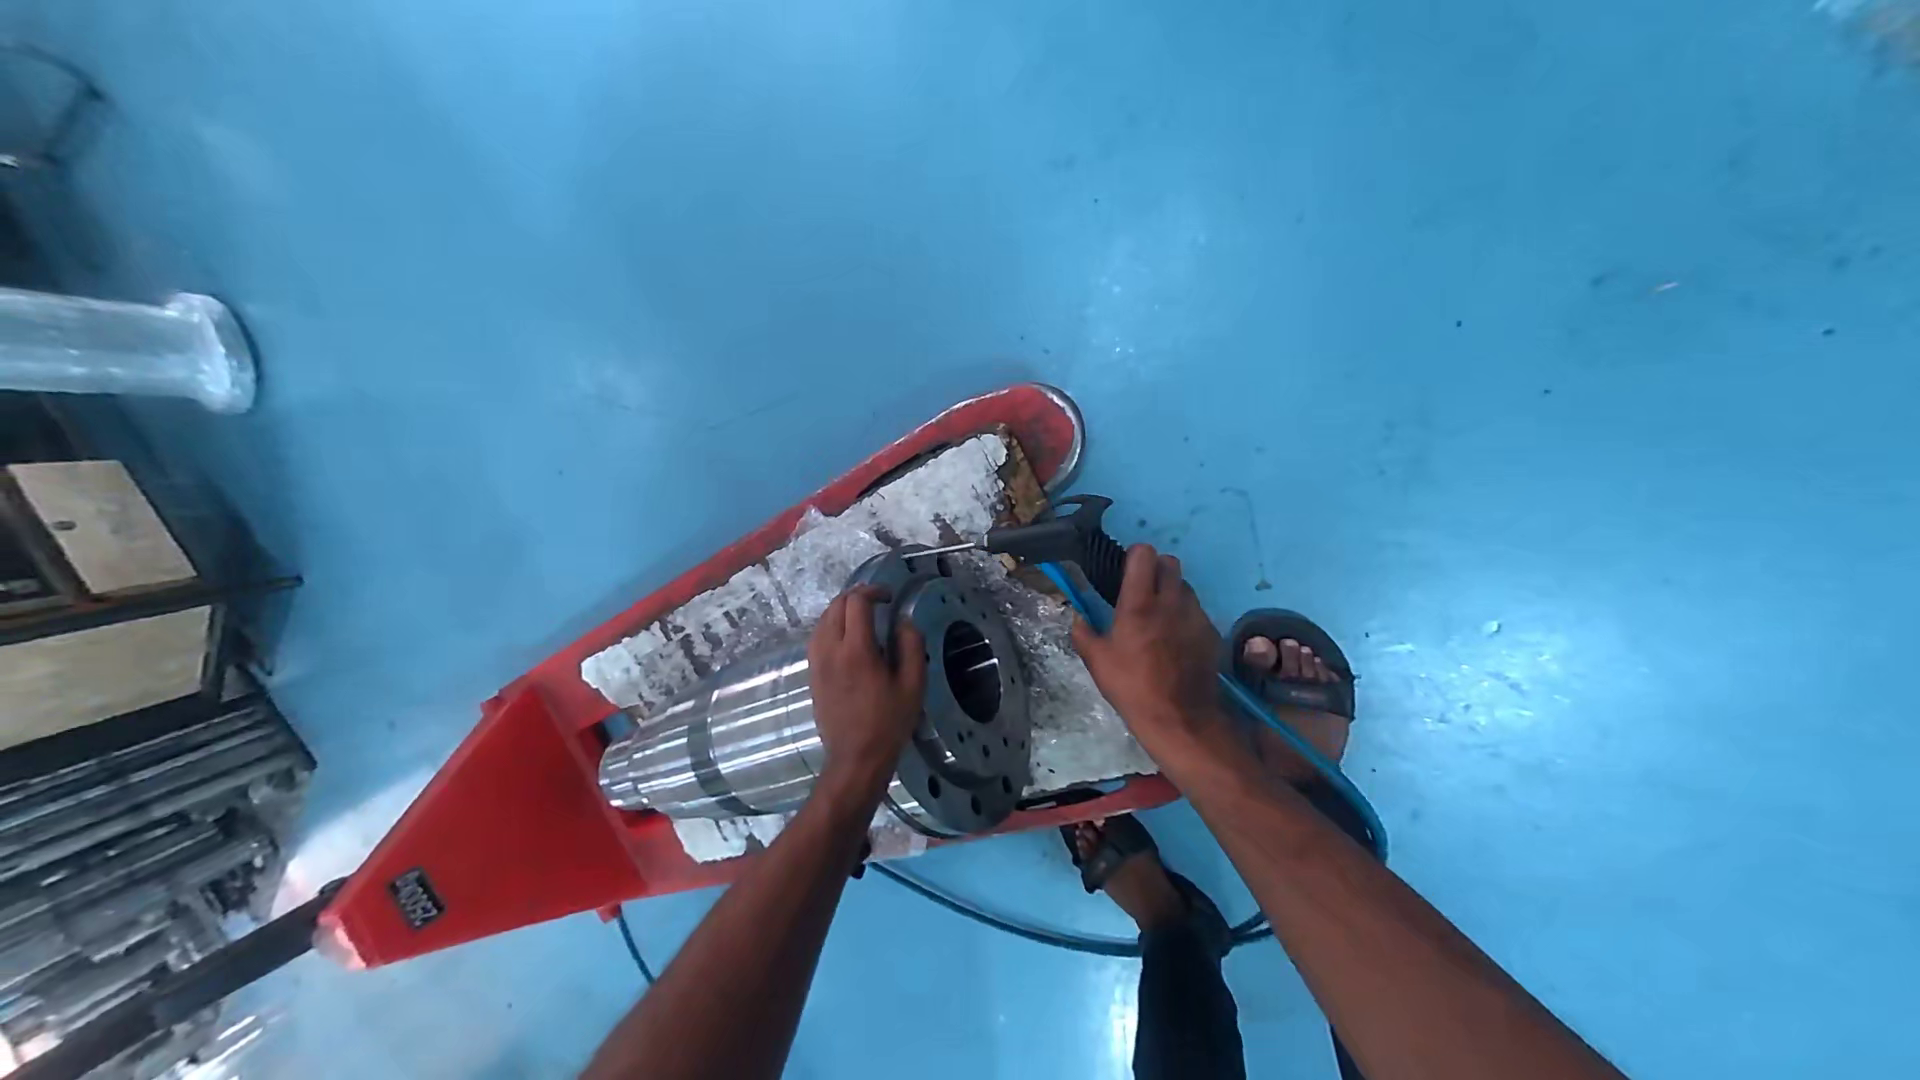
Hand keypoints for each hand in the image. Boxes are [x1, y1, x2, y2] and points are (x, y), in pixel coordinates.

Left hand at [808, 585, 927, 798]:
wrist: (856, 758)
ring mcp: (817, 662)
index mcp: (857, 650)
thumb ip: (911, 646)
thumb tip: (904, 621)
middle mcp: (831, 650)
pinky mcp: (812, 674)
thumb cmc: (889, 723)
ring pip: (822, 619)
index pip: (857, 603)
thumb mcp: (913, 685)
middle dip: (857, 597)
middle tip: (877, 603)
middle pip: (836, 606)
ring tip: (862, 617)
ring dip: (842, 610)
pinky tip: (847, 637)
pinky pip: (817, 637)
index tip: (889, 598)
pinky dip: (831, 625)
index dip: (873, 591)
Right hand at [1071, 544, 1236, 760]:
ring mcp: (1196, 615)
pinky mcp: (1211, 632)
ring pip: (1185, 585)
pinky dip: (1185, 614)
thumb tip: (1078, 618)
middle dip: (1155, 568)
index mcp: (1139, 604)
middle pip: (1169, 562)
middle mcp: (1171, 601)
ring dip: (1171, 591)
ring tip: (1158, 616)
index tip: (1125, 571)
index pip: (1144, 554)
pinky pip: (1196, 610)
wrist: (1181, 718)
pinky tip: (1175, 639)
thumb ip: (1083, 633)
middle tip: (1141, 590)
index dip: (1134, 556)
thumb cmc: (1133, 687)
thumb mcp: (1097, 661)